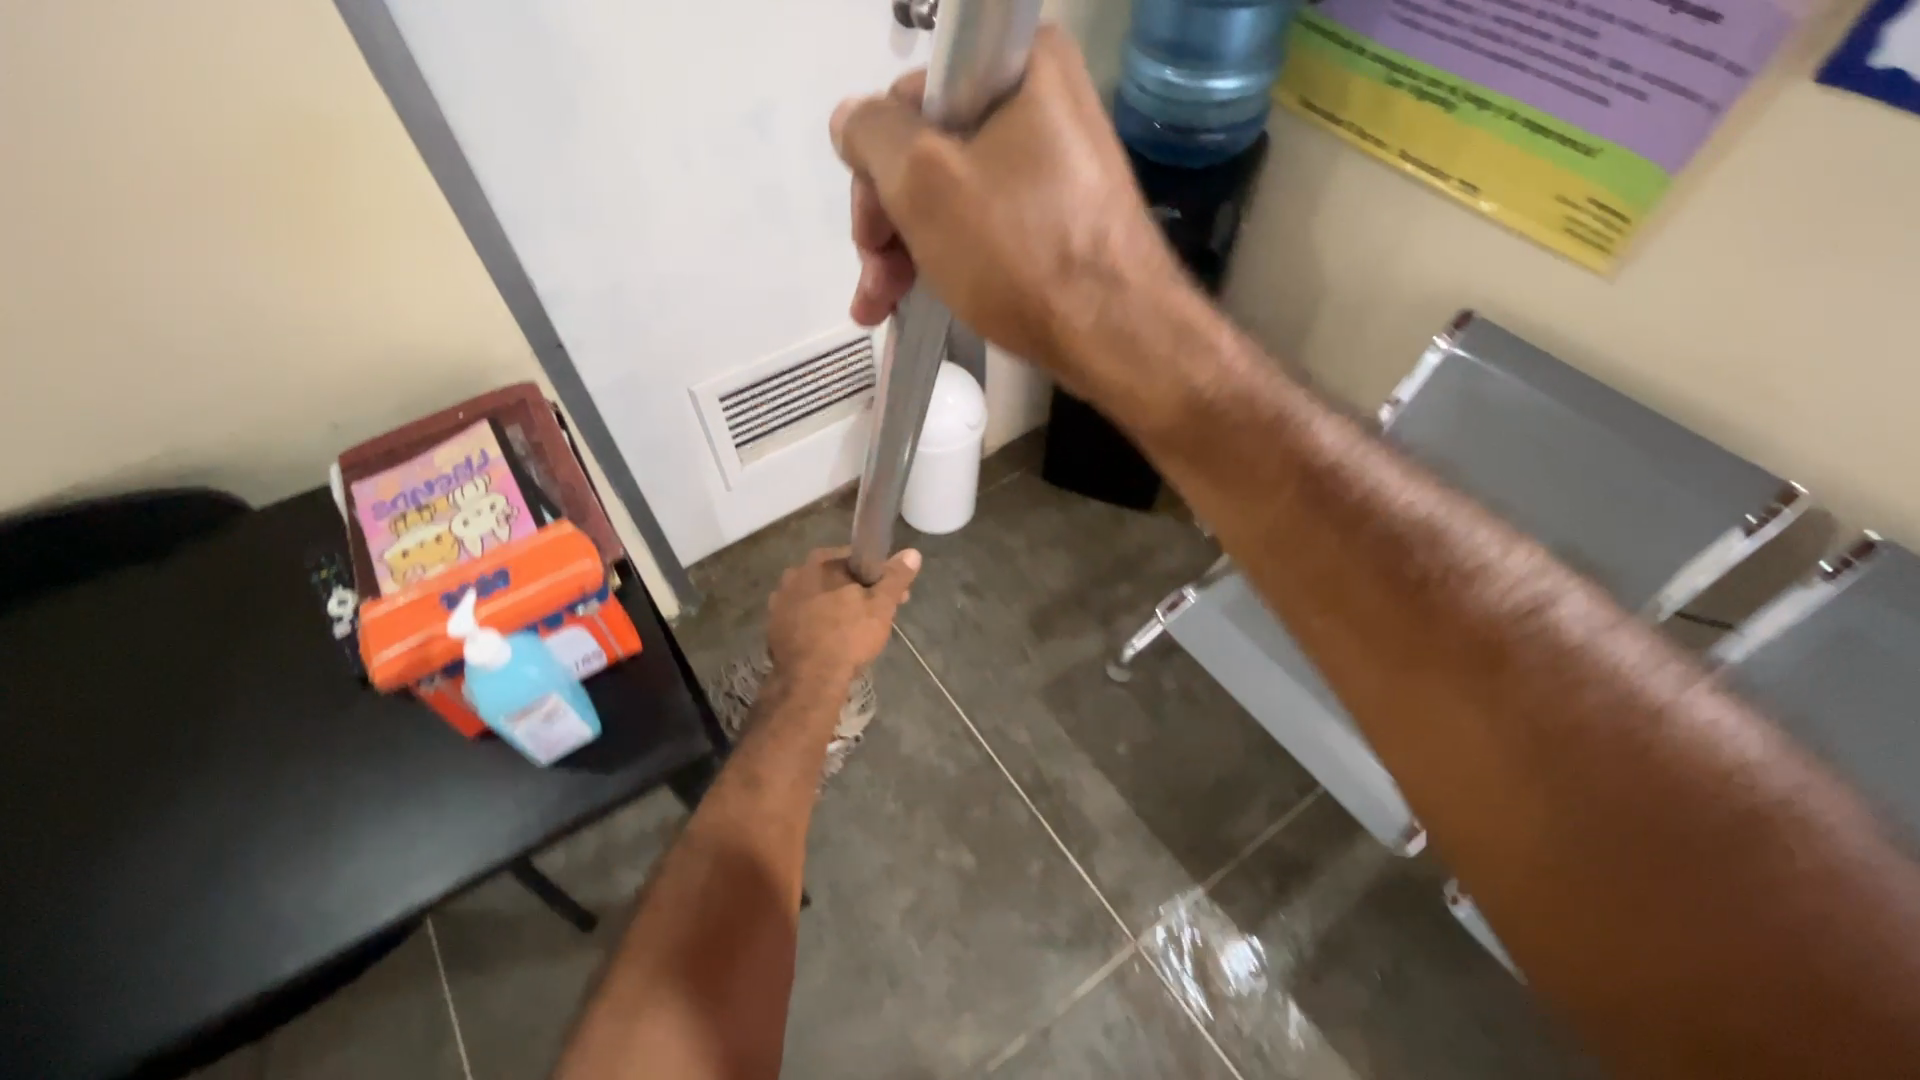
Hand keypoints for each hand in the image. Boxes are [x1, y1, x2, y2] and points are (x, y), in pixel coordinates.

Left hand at [766, 547, 919, 683]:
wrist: (809, 679)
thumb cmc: (849, 636)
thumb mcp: (881, 605)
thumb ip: (896, 577)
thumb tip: (912, 553)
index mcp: (821, 562)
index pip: (856, 559)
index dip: (879, 576)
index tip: (893, 595)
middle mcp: (795, 574)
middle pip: (835, 578)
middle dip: (857, 592)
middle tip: (878, 616)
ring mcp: (779, 601)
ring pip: (817, 598)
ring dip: (834, 608)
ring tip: (854, 632)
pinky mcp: (772, 627)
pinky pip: (802, 619)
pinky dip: (816, 625)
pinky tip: (829, 642)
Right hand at [829, 26, 1184, 385]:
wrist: (1117, 336)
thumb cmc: (1021, 252)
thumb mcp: (924, 181)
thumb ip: (872, 135)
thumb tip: (852, 120)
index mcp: (1022, 63)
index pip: (913, 93)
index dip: (881, 159)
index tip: (873, 222)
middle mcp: (1044, 100)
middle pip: (930, 147)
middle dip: (890, 215)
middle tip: (873, 278)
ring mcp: (1056, 161)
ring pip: (953, 191)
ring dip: (907, 245)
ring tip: (879, 305)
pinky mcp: (1062, 213)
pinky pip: (986, 219)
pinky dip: (947, 253)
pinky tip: (916, 296)